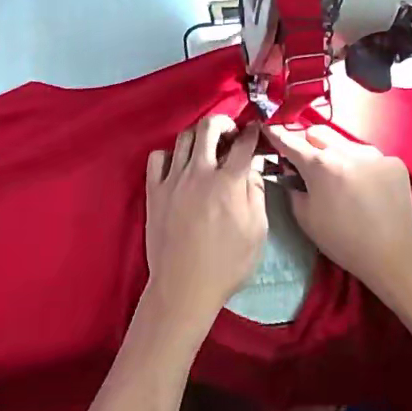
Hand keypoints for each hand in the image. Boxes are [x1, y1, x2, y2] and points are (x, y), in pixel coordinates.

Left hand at [143, 114, 267, 323]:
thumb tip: (252, 168)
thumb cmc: (227, 263)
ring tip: (207, 148)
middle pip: (209, 127)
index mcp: (228, 182)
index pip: (243, 142)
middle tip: (230, 134)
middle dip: (224, 122)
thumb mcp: (257, 231)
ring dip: (199, 136)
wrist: (184, 287)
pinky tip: (179, 166)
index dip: (253, 131)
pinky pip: (158, 157)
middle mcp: (199, 172)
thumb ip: (256, 193)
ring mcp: (173, 180)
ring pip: (184, 137)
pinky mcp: (154, 191)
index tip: (256, 131)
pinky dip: (170, 154)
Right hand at [266, 124, 411, 298]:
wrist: (392, 254)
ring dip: (338, 155)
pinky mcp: (394, 162)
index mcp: (320, 165)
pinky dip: (363, 167)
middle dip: (309, 143)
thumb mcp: (305, 218)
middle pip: (318, 133)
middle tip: (309, 164)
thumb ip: (293, 189)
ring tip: (343, 181)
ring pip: (346, 144)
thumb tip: (291, 173)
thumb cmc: (342, 240)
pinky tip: (368, 190)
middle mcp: (347, 151)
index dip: (276, 135)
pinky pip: (370, 157)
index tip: (268, 128)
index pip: (291, 141)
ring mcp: (375, 154)